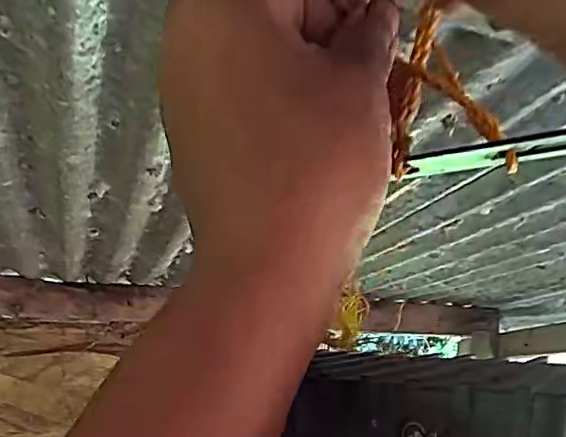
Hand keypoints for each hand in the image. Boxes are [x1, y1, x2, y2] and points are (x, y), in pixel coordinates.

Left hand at [161, 0, 399, 287]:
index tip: (379, 32)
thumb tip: (372, 21)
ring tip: (355, 117)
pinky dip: (286, 117)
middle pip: (276, 19)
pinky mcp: (198, 153)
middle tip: (374, 74)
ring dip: (313, 81)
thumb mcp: (360, 89)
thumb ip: (369, 35)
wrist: (268, 279)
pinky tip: (321, 146)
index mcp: (221, 5)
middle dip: (331, 39)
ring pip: (263, 70)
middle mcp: (187, 46)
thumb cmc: (313, 176)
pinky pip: (248, 113)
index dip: (351, 7)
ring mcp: (186, 105)